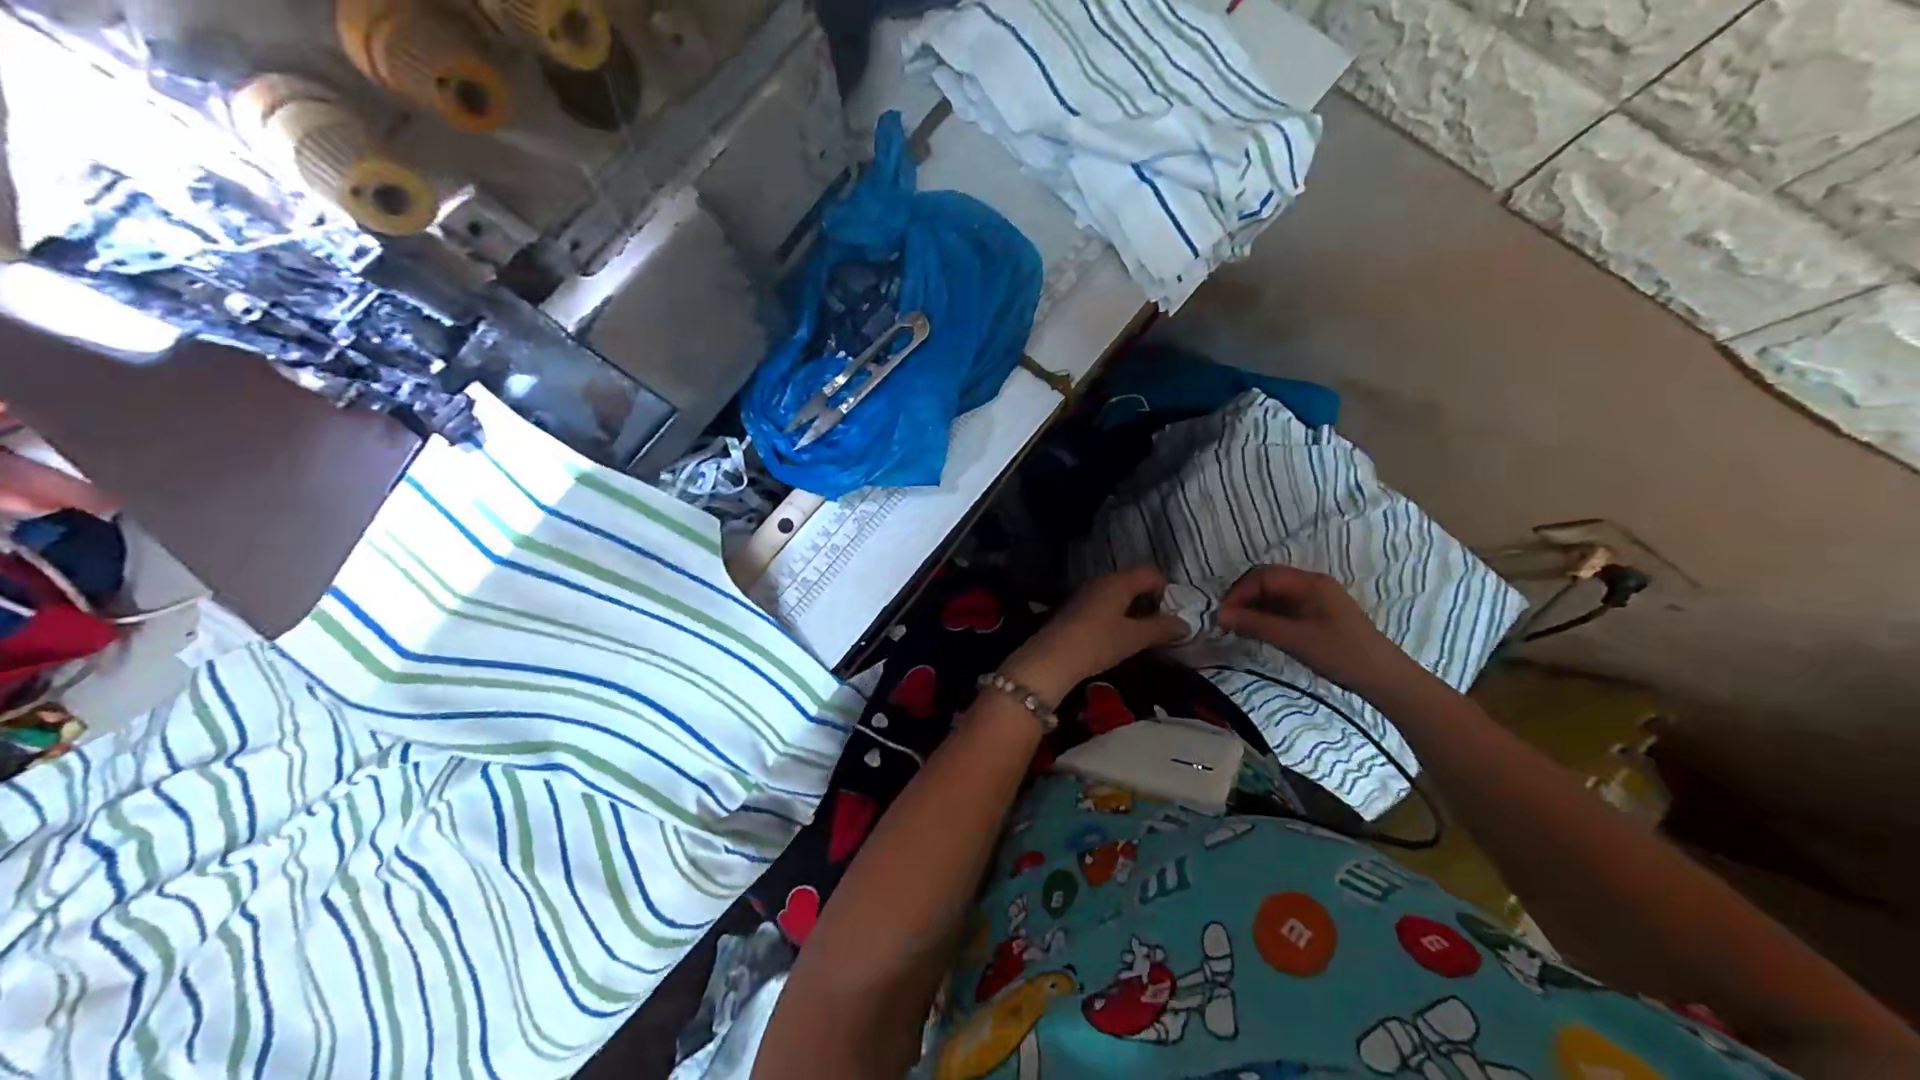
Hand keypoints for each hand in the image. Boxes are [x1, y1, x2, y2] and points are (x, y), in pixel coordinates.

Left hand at [1000, 567, 1187, 704]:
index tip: (1171, 615)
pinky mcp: (1073, 608)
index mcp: (1118, 581)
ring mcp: (1084, 593)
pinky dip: (1113, 615)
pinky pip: (1101, 604)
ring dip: (1130, 609)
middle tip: (1158, 626)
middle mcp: (1101, 581)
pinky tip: (1114, 636)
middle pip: (1132, 582)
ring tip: (1139, 634)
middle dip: (1148, 601)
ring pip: (1116, 594)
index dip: (1166, 590)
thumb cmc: (1098, 642)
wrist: (1052, 658)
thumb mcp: (1135, 638)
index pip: (1151, 573)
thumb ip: (1161, 628)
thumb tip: (1185, 624)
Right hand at [1217, 565, 1420, 692]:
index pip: (1263, 576)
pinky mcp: (1318, 615)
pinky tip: (1257, 633)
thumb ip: (1255, 624)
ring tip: (1237, 629)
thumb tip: (1219, 614)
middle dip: (1243, 598)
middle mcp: (1312, 585)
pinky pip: (1284, 608)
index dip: (1239, 592)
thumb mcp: (1294, 639)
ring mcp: (1316, 600)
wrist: (1385, 679)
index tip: (1222, 616)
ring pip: (1274, 595)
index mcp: (1310, 583)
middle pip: (1267, 581)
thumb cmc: (1341, 654)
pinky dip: (1266, 617)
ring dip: (1253, 609)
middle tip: (1226, 622)